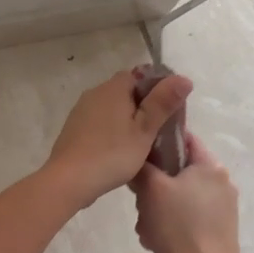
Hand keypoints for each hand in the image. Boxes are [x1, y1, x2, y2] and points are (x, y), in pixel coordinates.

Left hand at [42, 69, 190, 208]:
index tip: (169, 108)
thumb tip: (183, 78)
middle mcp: (95, 93)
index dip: (155, 87)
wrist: (70, 177)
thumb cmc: (112, 153)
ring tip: (144, 142)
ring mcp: (82, 109)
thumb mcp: (144, 130)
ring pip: (112, 107)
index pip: (137, 75)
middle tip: (161, 129)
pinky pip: (100, 120)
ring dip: (128, 119)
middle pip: (124, 91)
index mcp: (112, 89)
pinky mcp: (75, 126)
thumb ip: (162, 103)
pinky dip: (113, 129)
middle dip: (143, 105)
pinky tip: (121, 149)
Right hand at [129, 132, 241, 252]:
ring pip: (178, 197)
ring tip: (147, 231)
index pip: (182, 137)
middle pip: (176, 171)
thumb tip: (137, 156)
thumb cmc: (179, 228)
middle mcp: (221, 184)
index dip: (157, 143)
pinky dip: (170, 226)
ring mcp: (222, 209)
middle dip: (153, 188)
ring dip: (157, 211)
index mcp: (211, 167)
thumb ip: (141, 164)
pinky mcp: (219, 231)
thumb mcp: (150, 188)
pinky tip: (158, 243)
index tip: (138, 157)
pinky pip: (186, 217)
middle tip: (140, 204)